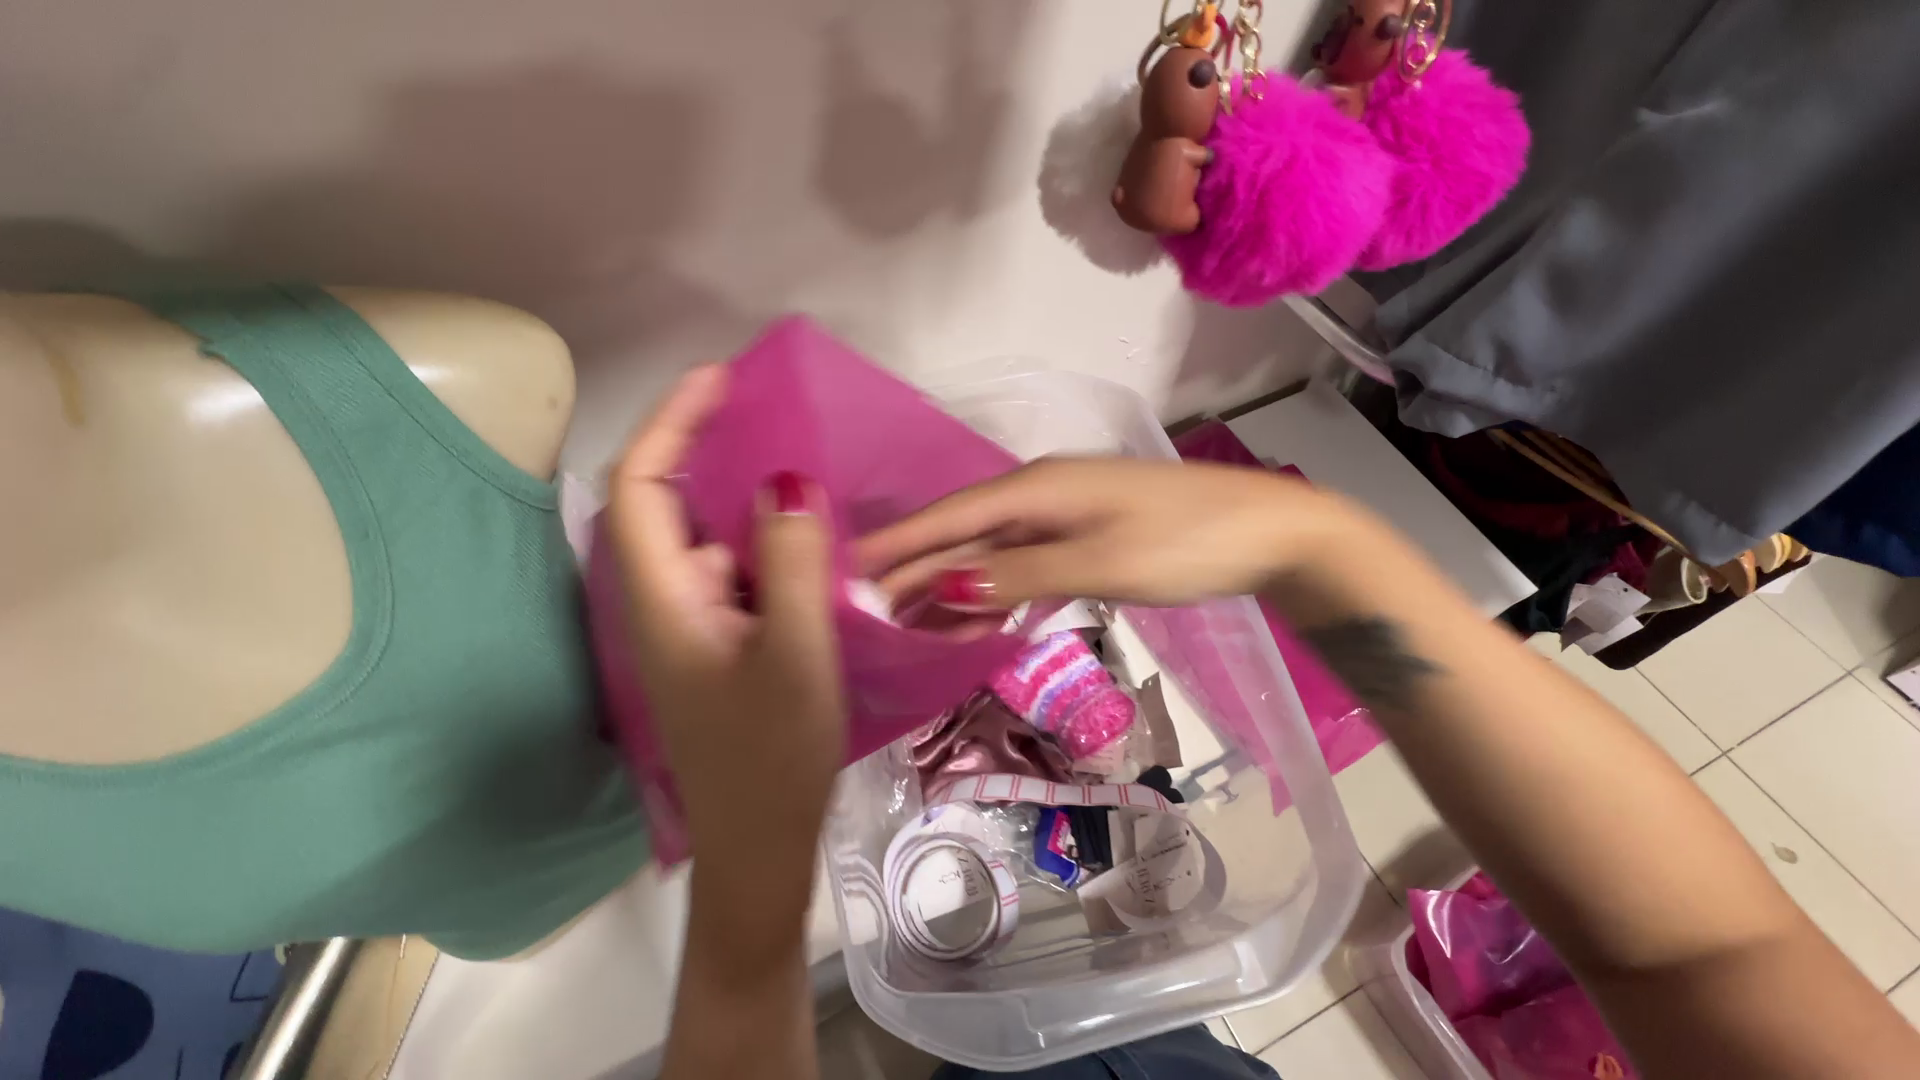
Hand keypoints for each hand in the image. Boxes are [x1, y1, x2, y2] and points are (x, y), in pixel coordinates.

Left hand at [606, 366, 844, 911]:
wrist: (760, 844)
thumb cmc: (773, 753)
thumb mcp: (796, 651)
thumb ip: (791, 561)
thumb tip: (786, 480)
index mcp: (664, 600)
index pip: (641, 489)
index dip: (671, 424)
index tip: (719, 380)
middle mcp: (663, 604)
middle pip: (666, 506)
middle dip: (706, 448)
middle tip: (766, 412)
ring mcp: (689, 628)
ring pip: (708, 541)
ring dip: (743, 500)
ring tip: (803, 474)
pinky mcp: (717, 646)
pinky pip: (734, 574)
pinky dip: (764, 545)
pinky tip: (809, 544)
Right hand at [857, 457, 1360, 610]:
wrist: (1268, 534)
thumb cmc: (1183, 543)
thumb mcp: (1099, 561)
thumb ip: (1021, 574)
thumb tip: (945, 584)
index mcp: (1038, 489)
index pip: (949, 517)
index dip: (897, 543)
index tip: (845, 568)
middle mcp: (1040, 497)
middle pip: (962, 537)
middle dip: (914, 573)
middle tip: (865, 615)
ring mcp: (1062, 520)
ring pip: (989, 556)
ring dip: (949, 590)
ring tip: (905, 629)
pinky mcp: (1083, 543)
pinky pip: (1022, 570)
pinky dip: (994, 596)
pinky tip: (971, 622)